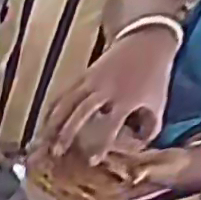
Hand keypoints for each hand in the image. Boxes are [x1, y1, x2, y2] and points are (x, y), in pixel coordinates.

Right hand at [37, 25, 178, 162]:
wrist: (149, 38)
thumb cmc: (154, 76)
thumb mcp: (158, 102)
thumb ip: (149, 128)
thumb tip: (137, 149)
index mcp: (127, 98)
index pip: (111, 125)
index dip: (101, 144)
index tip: (91, 161)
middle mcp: (106, 89)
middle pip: (82, 112)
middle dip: (68, 132)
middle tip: (56, 152)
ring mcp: (92, 81)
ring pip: (67, 102)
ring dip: (53, 123)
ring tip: (41, 142)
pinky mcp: (83, 76)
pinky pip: (63, 95)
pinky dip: (52, 111)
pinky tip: (44, 125)